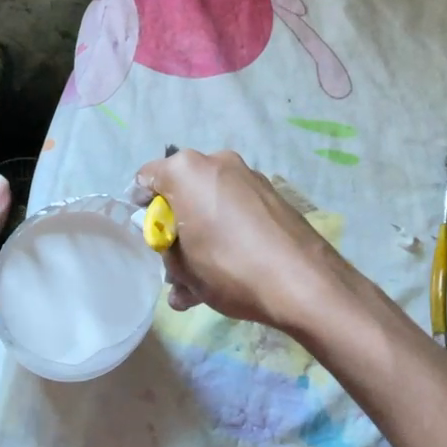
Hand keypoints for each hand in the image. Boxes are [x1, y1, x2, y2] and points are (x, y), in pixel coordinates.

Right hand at [131, 148, 342, 331]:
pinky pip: (236, 211)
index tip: (147, 234)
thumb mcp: (182, 266)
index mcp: (185, 170)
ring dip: (201, 237)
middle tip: (174, 264)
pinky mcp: (272, 196)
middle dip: (175, 227)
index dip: (141, 206)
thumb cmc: (229, 268)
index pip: (146, 178)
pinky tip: (228, 274)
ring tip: (198, 284)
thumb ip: (166, 247)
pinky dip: (227, 234)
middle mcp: (216, 162)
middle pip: (181, 191)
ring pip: (210, 205)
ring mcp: (248, 177)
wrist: (305, 284)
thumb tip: (172, 244)